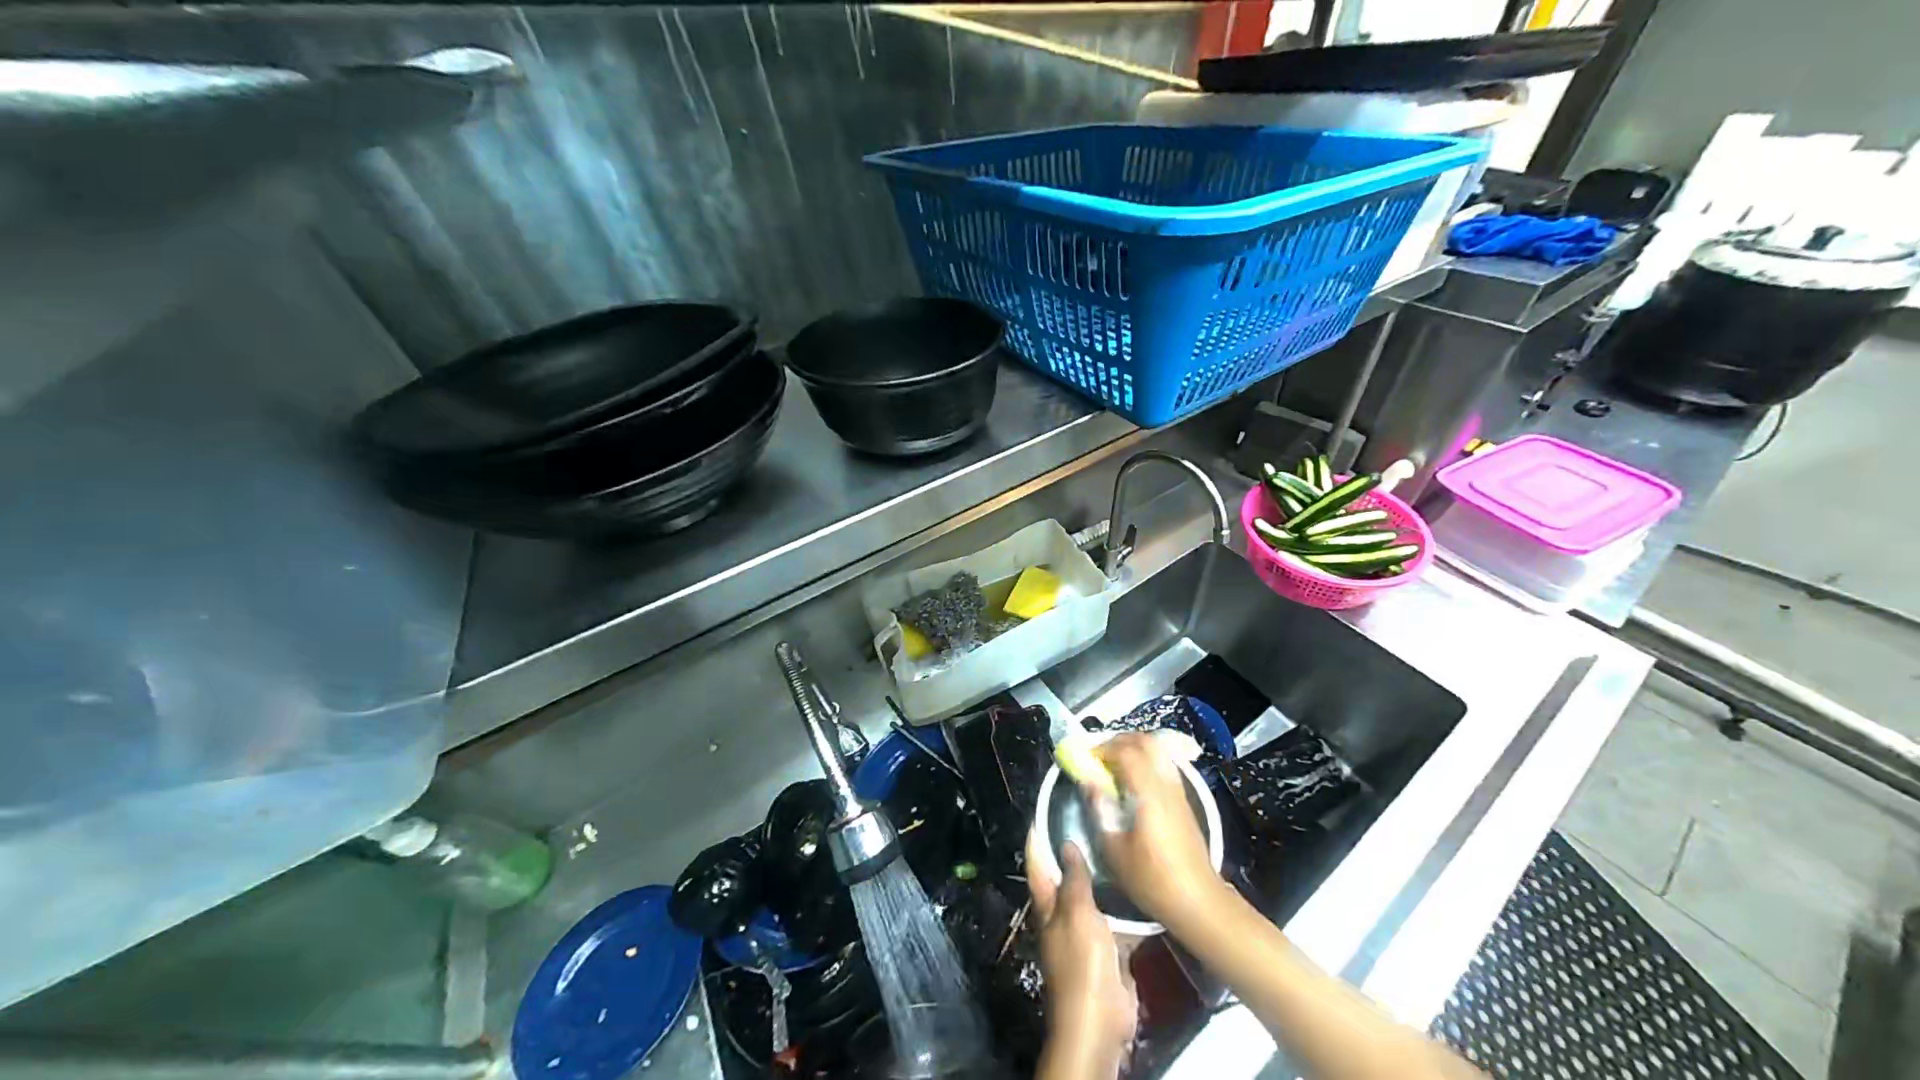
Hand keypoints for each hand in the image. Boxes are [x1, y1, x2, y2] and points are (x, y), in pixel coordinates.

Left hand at [1027, 831, 1136, 1056]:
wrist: (1100, 1019)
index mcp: (1047, 905)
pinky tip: (1137, 888)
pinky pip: (1114, 920)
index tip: (1044, 811)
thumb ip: (1074, 880)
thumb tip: (1065, 844)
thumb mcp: (1077, 913)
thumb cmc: (1082, 961)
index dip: (1039, 839)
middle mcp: (1062, 916)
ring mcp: (1085, 934)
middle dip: (1074, 853)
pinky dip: (1123, 905)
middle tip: (1092, 822)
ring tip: (1118, 847)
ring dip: (1101, 877)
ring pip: (1091, 898)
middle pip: (1064, 878)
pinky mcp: (1108, 951)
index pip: (1038, 864)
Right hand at [1088, 733, 1225, 930]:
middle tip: (1098, 757)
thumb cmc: (1151, 878)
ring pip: (1157, 751)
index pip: (1126, 751)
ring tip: (1112, 766)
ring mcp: (1178, 791)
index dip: (1102, 748)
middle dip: (1118, 741)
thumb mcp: (1113, 849)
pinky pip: (1163, 765)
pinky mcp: (1183, 801)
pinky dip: (1145, 761)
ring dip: (1133, 749)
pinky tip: (1132, 782)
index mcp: (1148, 792)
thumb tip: (1088, 781)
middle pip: (1145, 742)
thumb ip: (1100, 809)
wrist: (1197, 901)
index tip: (1084, 759)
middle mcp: (1166, 784)